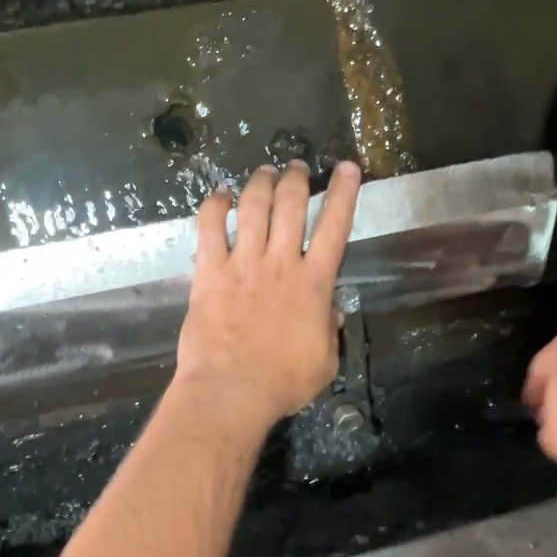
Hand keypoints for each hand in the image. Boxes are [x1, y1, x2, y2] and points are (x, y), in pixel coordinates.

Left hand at [174, 160, 361, 431]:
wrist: (232, 390)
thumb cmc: (283, 382)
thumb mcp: (324, 361)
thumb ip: (329, 330)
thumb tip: (330, 312)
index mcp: (315, 282)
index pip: (336, 226)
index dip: (345, 192)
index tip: (347, 167)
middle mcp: (281, 262)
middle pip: (292, 205)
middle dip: (297, 178)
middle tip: (296, 167)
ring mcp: (243, 263)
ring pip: (253, 207)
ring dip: (260, 183)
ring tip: (264, 171)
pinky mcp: (209, 272)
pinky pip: (209, 227)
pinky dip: (214, 205)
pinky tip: (220, 196)